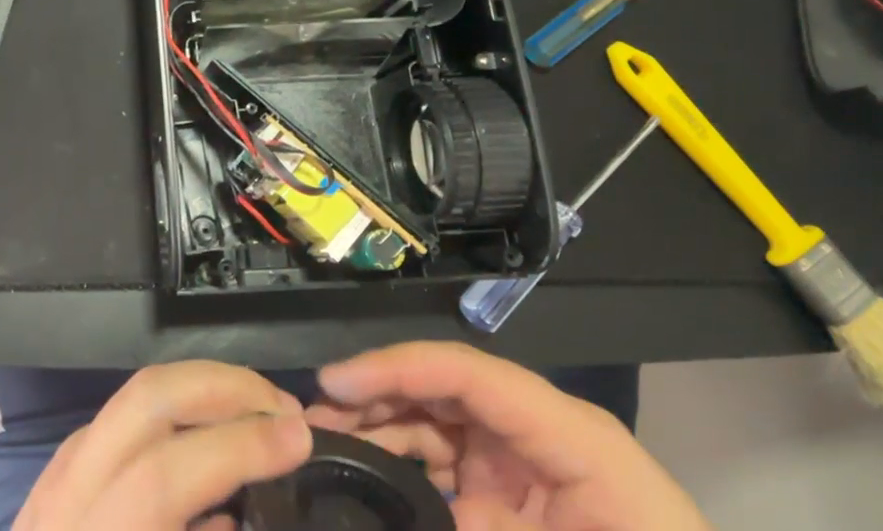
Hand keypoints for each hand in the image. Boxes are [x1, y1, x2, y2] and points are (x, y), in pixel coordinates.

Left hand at [15, 362, 312, 530]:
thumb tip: (243, 518)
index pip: (162, 477)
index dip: (239, 447)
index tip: (302, 438)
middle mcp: (67, 504)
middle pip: (143, 403)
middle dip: (224, 388)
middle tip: (285, 408)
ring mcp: (53, 484)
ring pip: (127, 399)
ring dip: (201, 390)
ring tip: (258, 409)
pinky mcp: (52, 478)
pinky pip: (118, 420)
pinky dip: (170, 412)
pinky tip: (208, 429)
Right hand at [305, 342, 710, 530]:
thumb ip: (461, 523)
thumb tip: (380, 508)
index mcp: (572, 438)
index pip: (472, 373)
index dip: (398, 368)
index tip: (333, 384)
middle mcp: (541, 435)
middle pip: (445, 388)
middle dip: (376, 393)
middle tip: (311, 418)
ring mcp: (524, 465)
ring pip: (436, 421)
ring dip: (378, 426)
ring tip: (321, 443)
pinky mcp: (507, 497)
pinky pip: (442, 462)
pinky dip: (397, 461)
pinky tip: (357, 472)